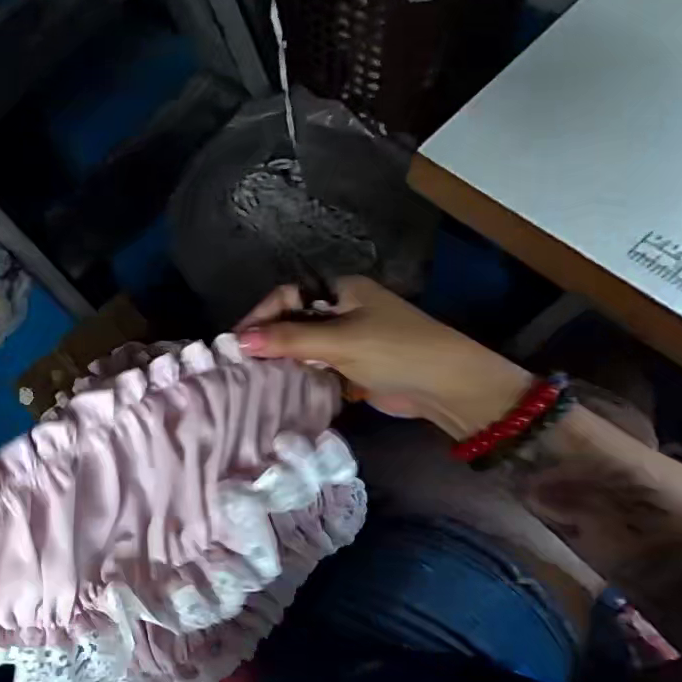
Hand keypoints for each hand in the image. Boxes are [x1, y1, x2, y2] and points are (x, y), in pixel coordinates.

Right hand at [235, 276, 532, 439]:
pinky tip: (281, 391)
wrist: (444, 386)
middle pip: (295, 321)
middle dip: (270, 340)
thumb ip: (290, 339)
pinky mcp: (355, 369)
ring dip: (284, 361)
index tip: (237, 341)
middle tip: (240, 364)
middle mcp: (344, 311)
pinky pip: (320, 369)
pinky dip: (302, 378)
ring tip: (253, 380)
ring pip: (306, 347)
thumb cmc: (394, 350)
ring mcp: (351, 341)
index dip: (262, 315)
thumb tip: (240, 341)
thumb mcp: (339, 340)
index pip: (289, 295)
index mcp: (342, 290)